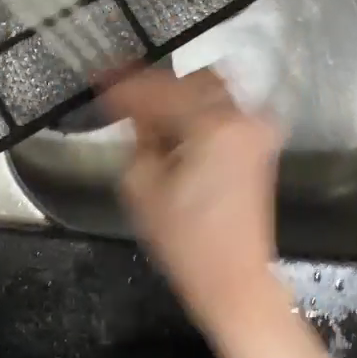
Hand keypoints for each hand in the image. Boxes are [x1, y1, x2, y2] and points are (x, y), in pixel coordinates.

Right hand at [101, 67, 284, 333]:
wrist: (233, 278)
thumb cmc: (184, 239)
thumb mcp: (142, 186)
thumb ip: (139, 138)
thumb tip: (136, 115)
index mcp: (210, 125)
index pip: (157, 90)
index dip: (122, 85)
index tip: (98, 79)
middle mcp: (240, 118)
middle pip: (190, 80)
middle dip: (153, 86)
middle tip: (122, 98)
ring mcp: (255, 131)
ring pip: (211, 90)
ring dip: (177, 96)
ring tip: (147, 115)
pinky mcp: (258, 146)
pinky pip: (223, 111)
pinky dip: (197, 111)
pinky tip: (172, 129)